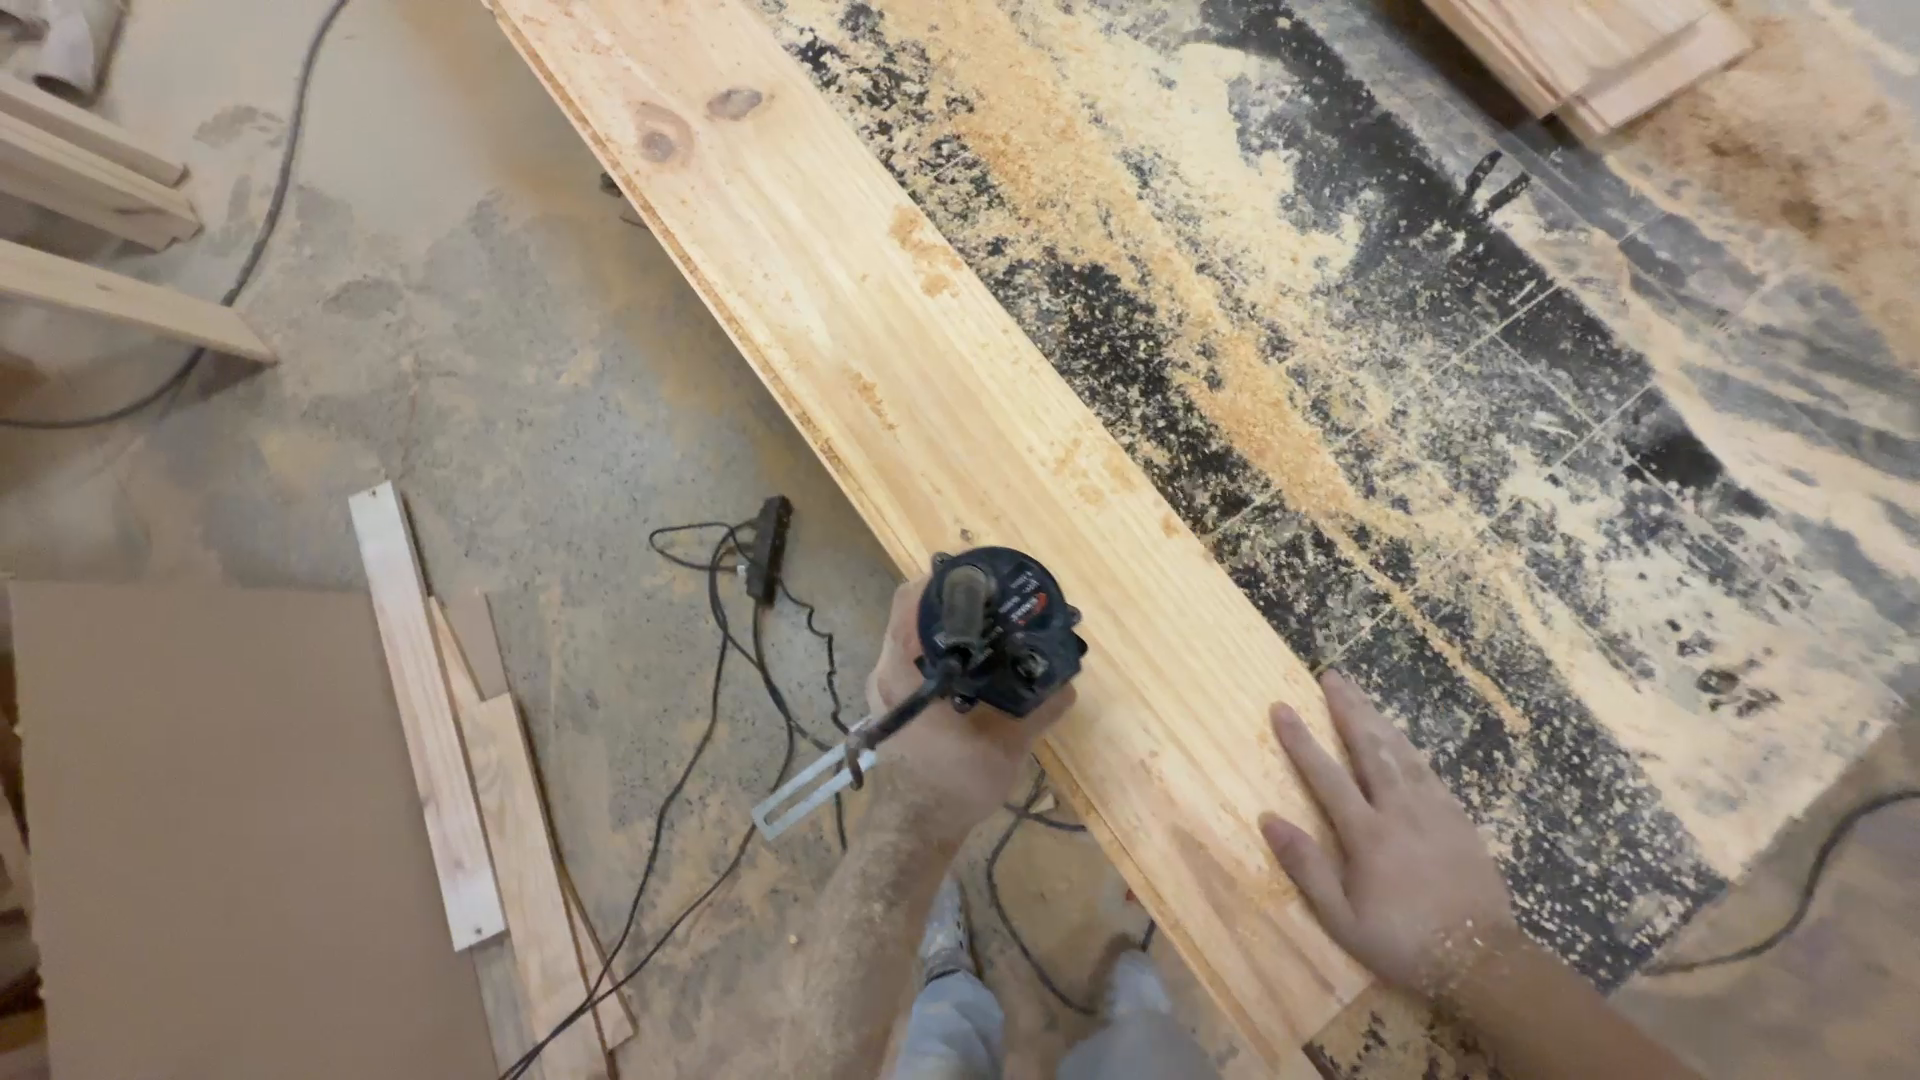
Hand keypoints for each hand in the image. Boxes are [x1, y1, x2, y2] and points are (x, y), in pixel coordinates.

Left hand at [864, 576, 1076, 840]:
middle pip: (910, 613)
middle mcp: (885, 671)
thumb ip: (1039, 710)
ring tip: (988, 625)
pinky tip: (975, 662)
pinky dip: (940, 649)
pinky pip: (913, 658)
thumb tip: (1069, 682)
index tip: (978, 576)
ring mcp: (885, 687)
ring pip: (911, 636)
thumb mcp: (1005, 746)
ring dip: (945, 625)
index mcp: (902, 671)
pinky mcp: (892, 702)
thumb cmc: (953, 783)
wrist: (918, 828)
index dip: (940, 579)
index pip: (908, 602)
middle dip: (951, 600)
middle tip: (993, 599)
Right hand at [1260, 671, 1514, 996]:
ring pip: (1403, 752)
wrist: (1483, 963)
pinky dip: (1410, 747)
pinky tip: (1401, 739)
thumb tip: (1267, 819)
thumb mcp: (1341, 917)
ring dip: (1378, 718)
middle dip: (1347, 708)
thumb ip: (1306, 866)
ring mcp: (1435, 812)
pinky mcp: (1460, 821)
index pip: (1326, 775)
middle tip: (1332, 676)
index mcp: (1368, 833)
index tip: (1281, 707)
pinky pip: (1430, 772)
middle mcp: (1401, 810)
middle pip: (1371, 747)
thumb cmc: (1401, 941)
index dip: (1300, 740)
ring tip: (1360, 693)